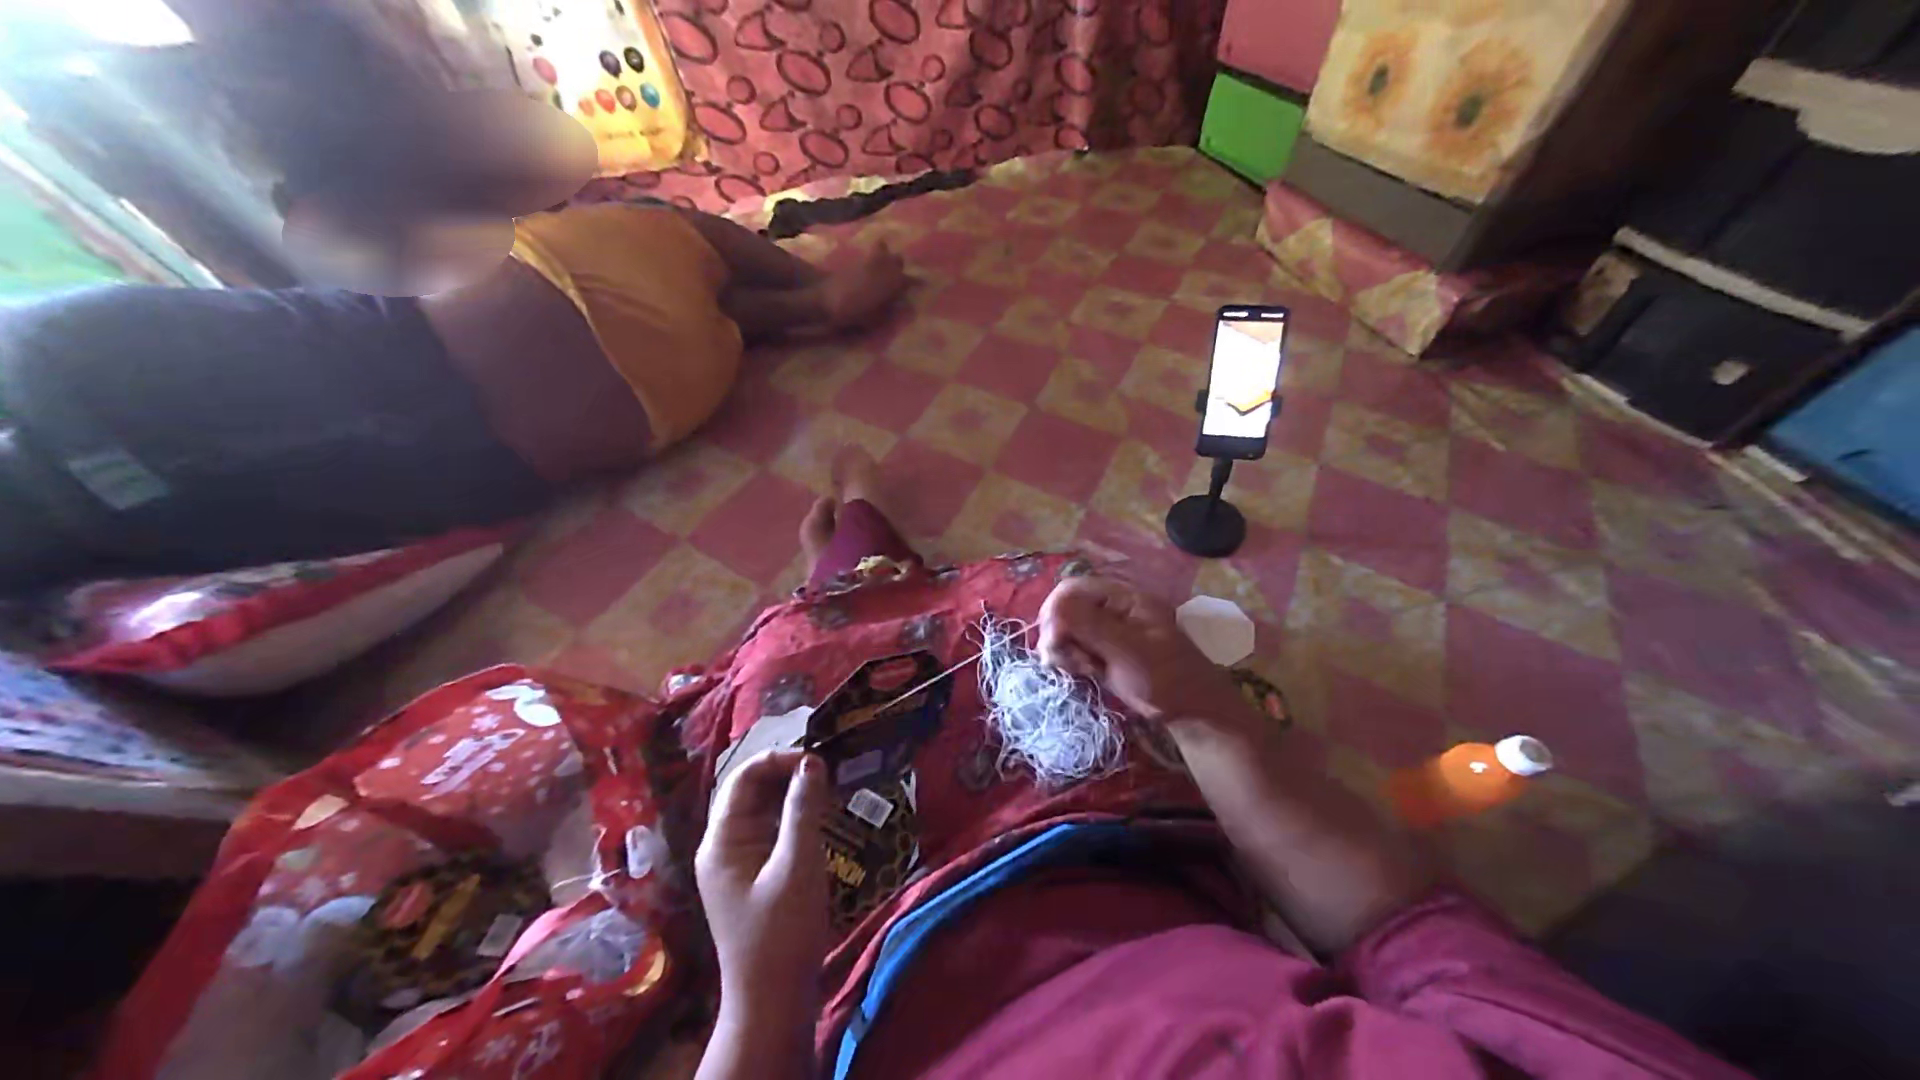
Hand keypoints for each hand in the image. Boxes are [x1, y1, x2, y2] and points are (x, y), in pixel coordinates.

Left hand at [695, 749, 827, 1019]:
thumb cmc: (782, 934)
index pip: (743, 778)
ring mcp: (738, 860)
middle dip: (785, 773)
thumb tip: (813, 762)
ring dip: (791, 792)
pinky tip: (820, 813)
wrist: (773, 1001)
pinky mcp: (755, 874)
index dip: (778, 760)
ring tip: (827, 784)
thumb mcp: (797, 866)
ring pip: (762, 809)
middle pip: (750, 790)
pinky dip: (794, 815)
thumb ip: (804, 811)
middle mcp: (723, 844)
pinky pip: (771, 830)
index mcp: (721, 840)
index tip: (817, 760)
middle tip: (826, 768)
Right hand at [1037, 576, 1247, 726]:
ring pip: (1067, 630)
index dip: (1055, 612)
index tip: (1053, 643)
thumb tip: (1053, 609)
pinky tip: (1085, 673)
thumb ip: (1090, 626)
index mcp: (1124, 598)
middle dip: (1059, 634)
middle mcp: (1113, 608)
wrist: (1195, 713)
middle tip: (1064, 661)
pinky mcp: (1105, 651)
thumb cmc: (1167, 679)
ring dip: (1065, 650)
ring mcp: (1109, 630)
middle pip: (1065, 609)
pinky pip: (1076, 647)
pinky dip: (1073, 660)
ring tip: (1081, 670)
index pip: (1072, 589)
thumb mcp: (1129, 650)